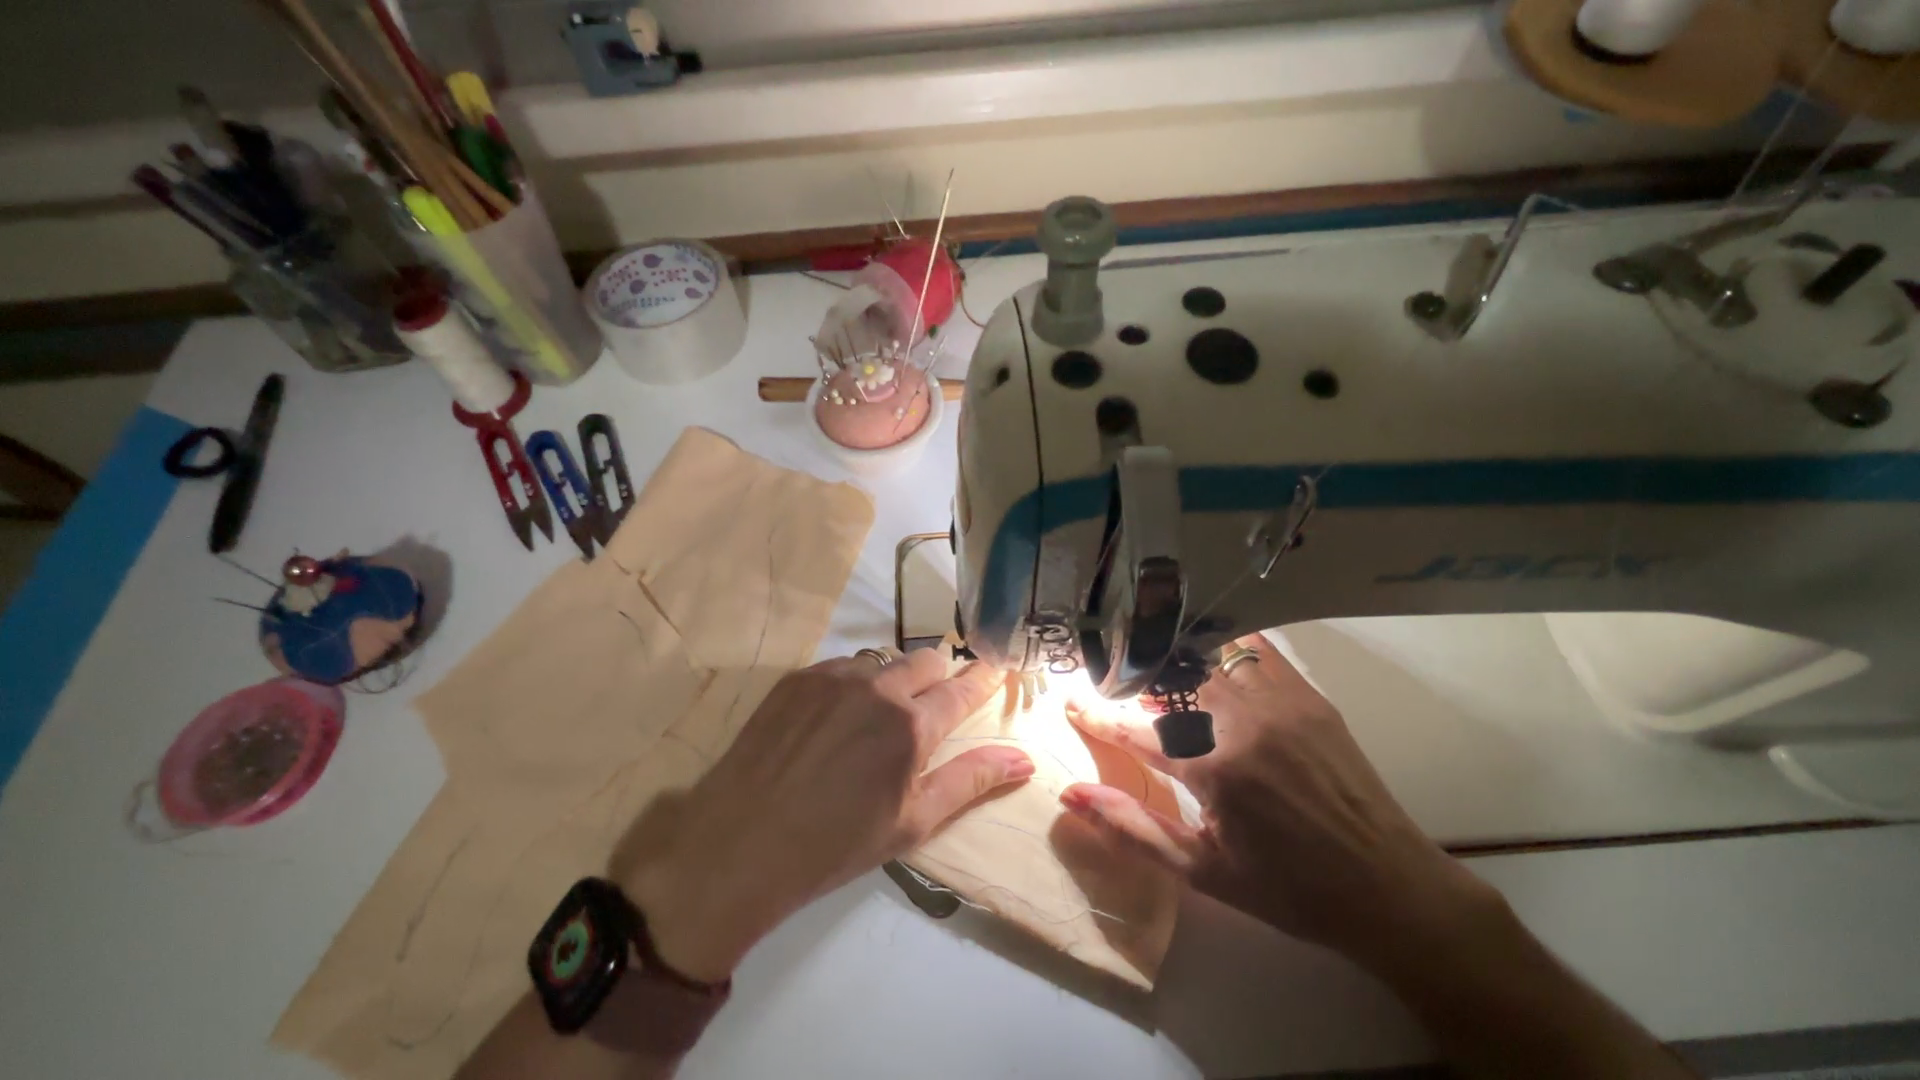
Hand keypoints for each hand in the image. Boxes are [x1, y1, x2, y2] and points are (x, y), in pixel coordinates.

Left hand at [621, 650, 1031, 980]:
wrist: (739, 844)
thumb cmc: (835, 845)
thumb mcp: (913, 822)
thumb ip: (971, 781)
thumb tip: (1024, 759)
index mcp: (912, 726)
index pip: (962, 689)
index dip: (984, 679)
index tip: (997, 669)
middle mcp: (877, 688)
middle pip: (926, 660)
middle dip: (940, 676)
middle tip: (935, 706)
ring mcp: (832, 678)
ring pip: (884, 660)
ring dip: (896, 677)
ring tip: (883, 715)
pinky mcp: (797, 679)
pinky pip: (843, 665)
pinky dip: (856, 681)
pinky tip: (841, 716)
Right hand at [1061, 633, 1500, 974]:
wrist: (1386, 887)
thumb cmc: (1287, 888)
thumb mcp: (1201, 869)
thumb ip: (1131, 828)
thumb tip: (1071, 795)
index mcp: (1216, 767)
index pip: (1137, 729)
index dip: (1098, 718)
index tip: (1071, 704)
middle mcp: (1246, 720)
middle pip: (1173, 680)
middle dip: (1139, 685)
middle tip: (1121, 694)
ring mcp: (1283, 702)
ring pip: (1212, 658)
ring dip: (1179, 665)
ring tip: (1162, 678)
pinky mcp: (1310, 697)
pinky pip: (1257, 653)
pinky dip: (1226, 652)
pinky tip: (1213, 663)